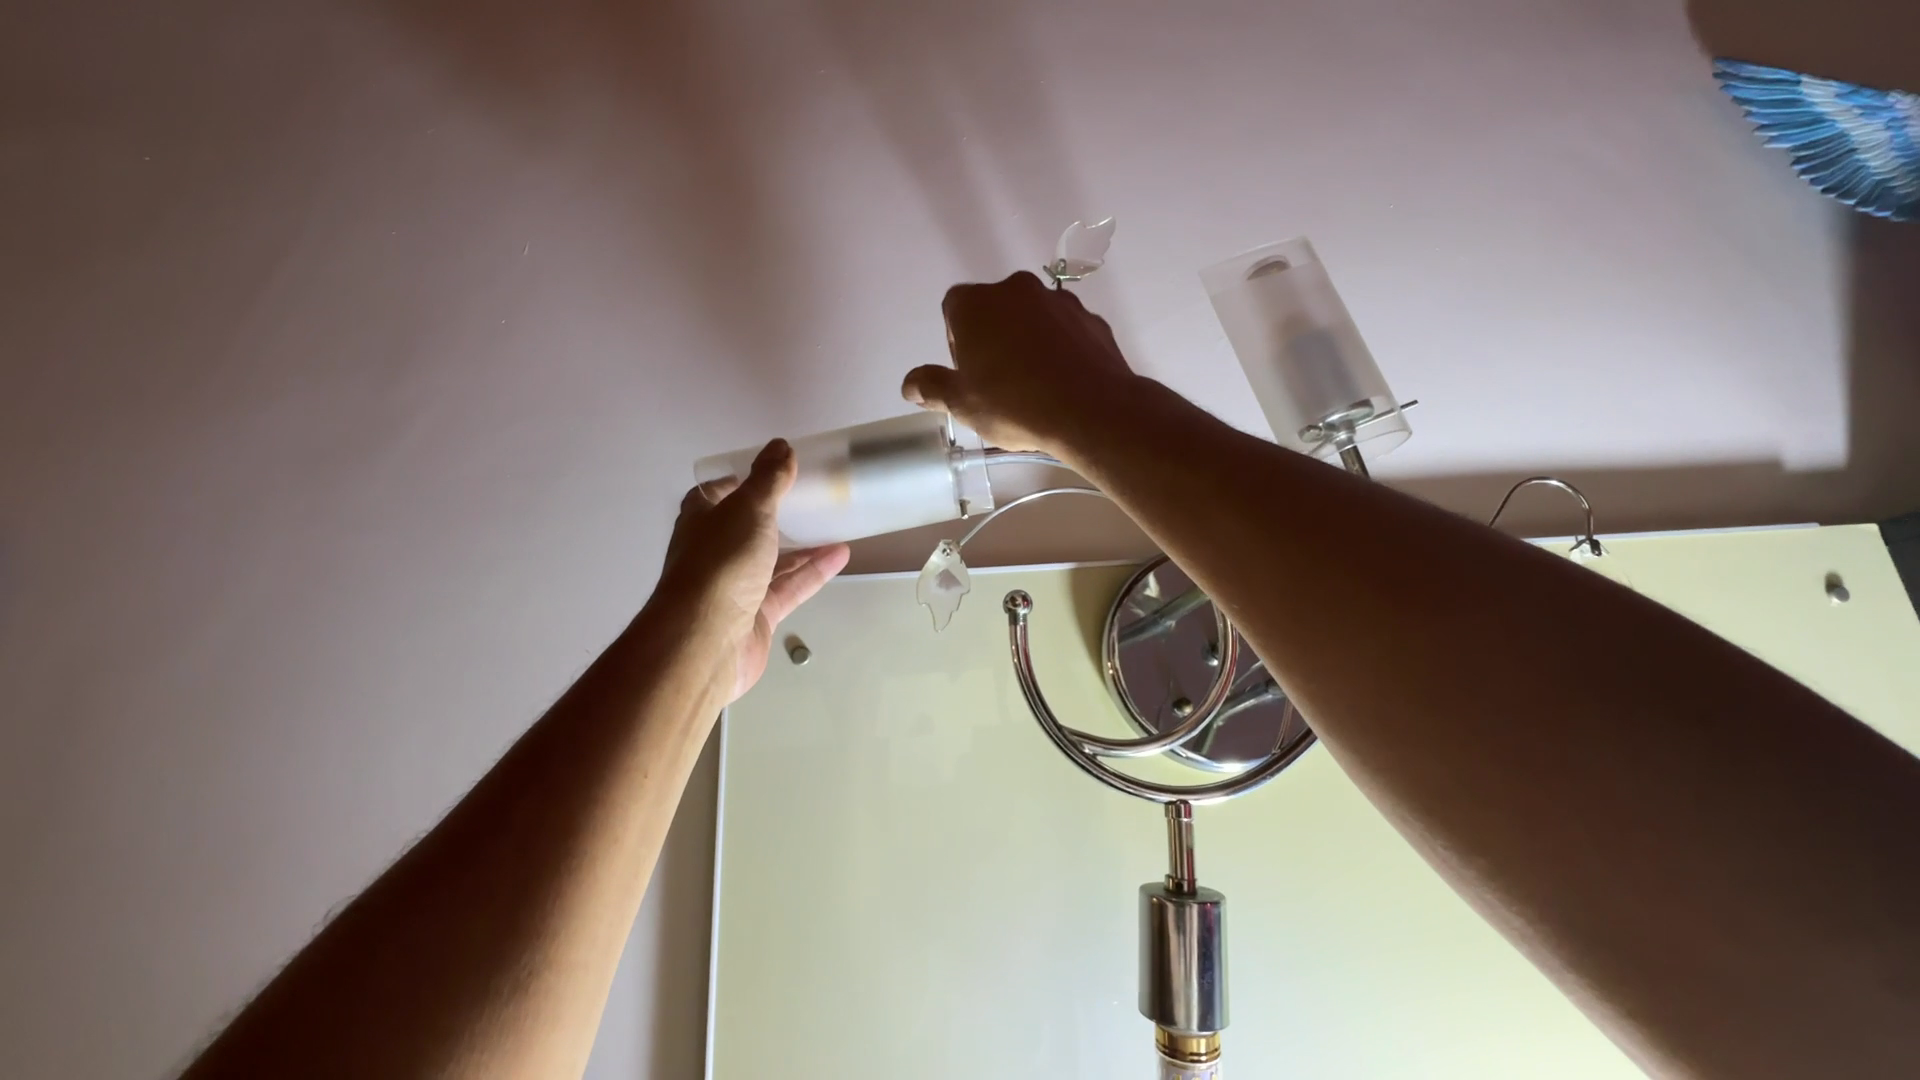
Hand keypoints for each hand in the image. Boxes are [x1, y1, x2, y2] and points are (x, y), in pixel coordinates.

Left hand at [652, 439, 849, 702]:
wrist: (706, 640)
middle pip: (747, 529)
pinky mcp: (757, 615)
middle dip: (776, 516)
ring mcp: (736, 586)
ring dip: (802, 545)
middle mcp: (715, 552)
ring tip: (836, 526)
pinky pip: (788, 587)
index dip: (742, 482)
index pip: (718, 494)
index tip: (773, 473)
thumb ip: (769, 479)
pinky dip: (812, 572)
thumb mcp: (749, 509)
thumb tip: (781, 445)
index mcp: (702, 520)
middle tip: (810, 499)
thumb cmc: (721, 563)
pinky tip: (839, 557)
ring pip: (772, 560)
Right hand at [901, 271, 1137, 452]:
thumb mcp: (961, 404)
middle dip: (993, 340)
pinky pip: (1066, 333)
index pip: (954, 310)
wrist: (1091, 410)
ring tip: (1035, 387)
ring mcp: (1059, 301)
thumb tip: (910, 384)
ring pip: (1032, 320)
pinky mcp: (1092, 320)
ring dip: (1028, 343)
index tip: (969, 375)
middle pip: (994, 311)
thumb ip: (932, 387)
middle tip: (999, 383)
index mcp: (976, 303)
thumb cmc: (1014, 404)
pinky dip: (1061, 351)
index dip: (957, 343)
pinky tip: (1063, 384)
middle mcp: (1016, 289)